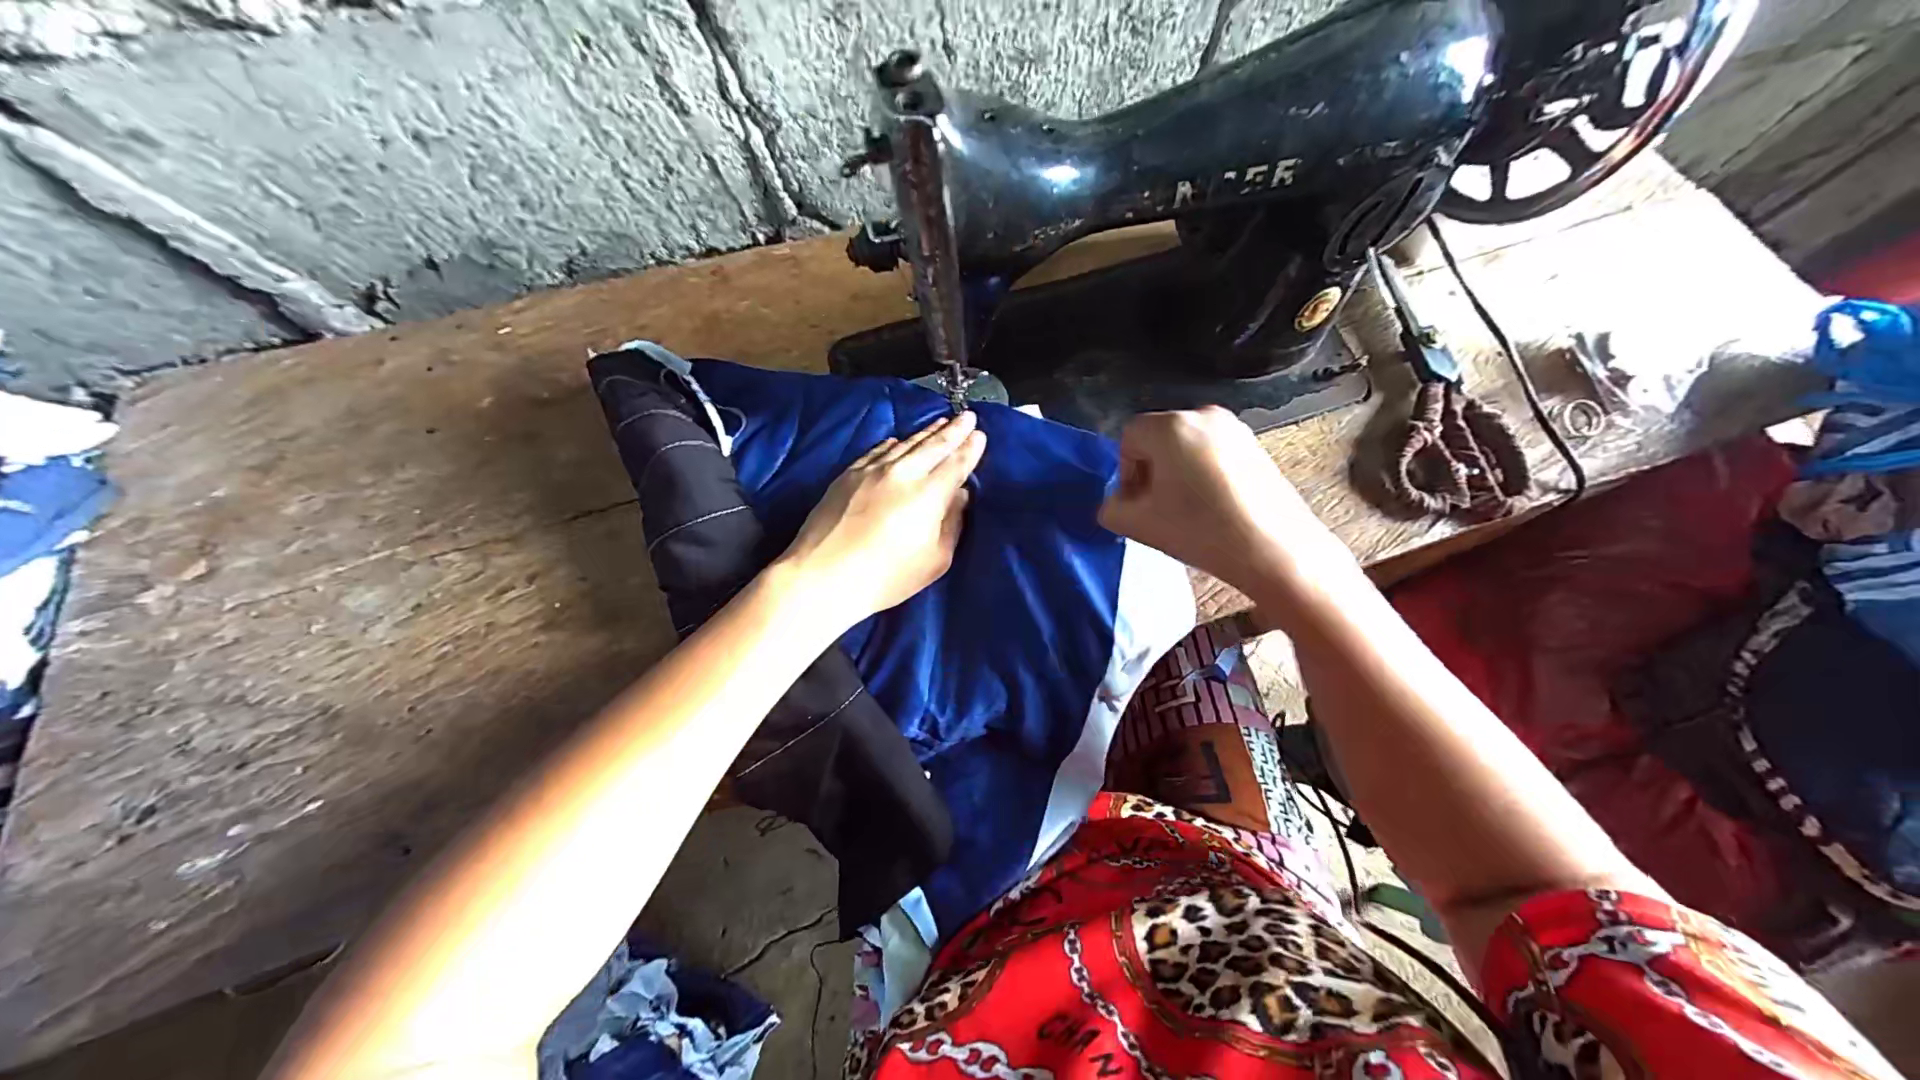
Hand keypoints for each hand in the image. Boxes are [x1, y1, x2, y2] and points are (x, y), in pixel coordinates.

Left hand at [772, 411, 986, 633]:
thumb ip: (952, 524)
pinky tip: (897, 441)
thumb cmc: (885, 577)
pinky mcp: (847, 476)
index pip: (956, 464)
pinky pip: (876, 452)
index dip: (970, 449)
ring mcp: (871, 471)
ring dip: (925, 433)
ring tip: (940, 423)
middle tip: (966, 417)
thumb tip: (959, 497)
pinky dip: (891, 444)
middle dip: (953, 431)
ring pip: (905, 444)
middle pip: (933, 446)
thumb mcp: (935, 560)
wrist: (824, 575)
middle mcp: (902, 474)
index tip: (979, 435)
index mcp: (928, 494)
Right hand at [1098, 407, 1363, 609]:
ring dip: (1178, 473)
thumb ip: (1110, 507)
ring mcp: (1235, 428)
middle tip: (1160, 509)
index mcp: (1171, 425)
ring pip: (1186, 447)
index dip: (1125, 472)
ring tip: (1189, 511)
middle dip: (1152, 470)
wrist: (1277, 551)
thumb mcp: (1137, 525)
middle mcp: (1203, 415)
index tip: (1140, 505)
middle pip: (1158, 438)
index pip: (1129, 438)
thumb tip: (1118, 501)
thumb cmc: (1200, 532)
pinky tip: (1214, 507)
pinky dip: (1204, 474)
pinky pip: (1213, 453)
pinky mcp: (1257, 446)